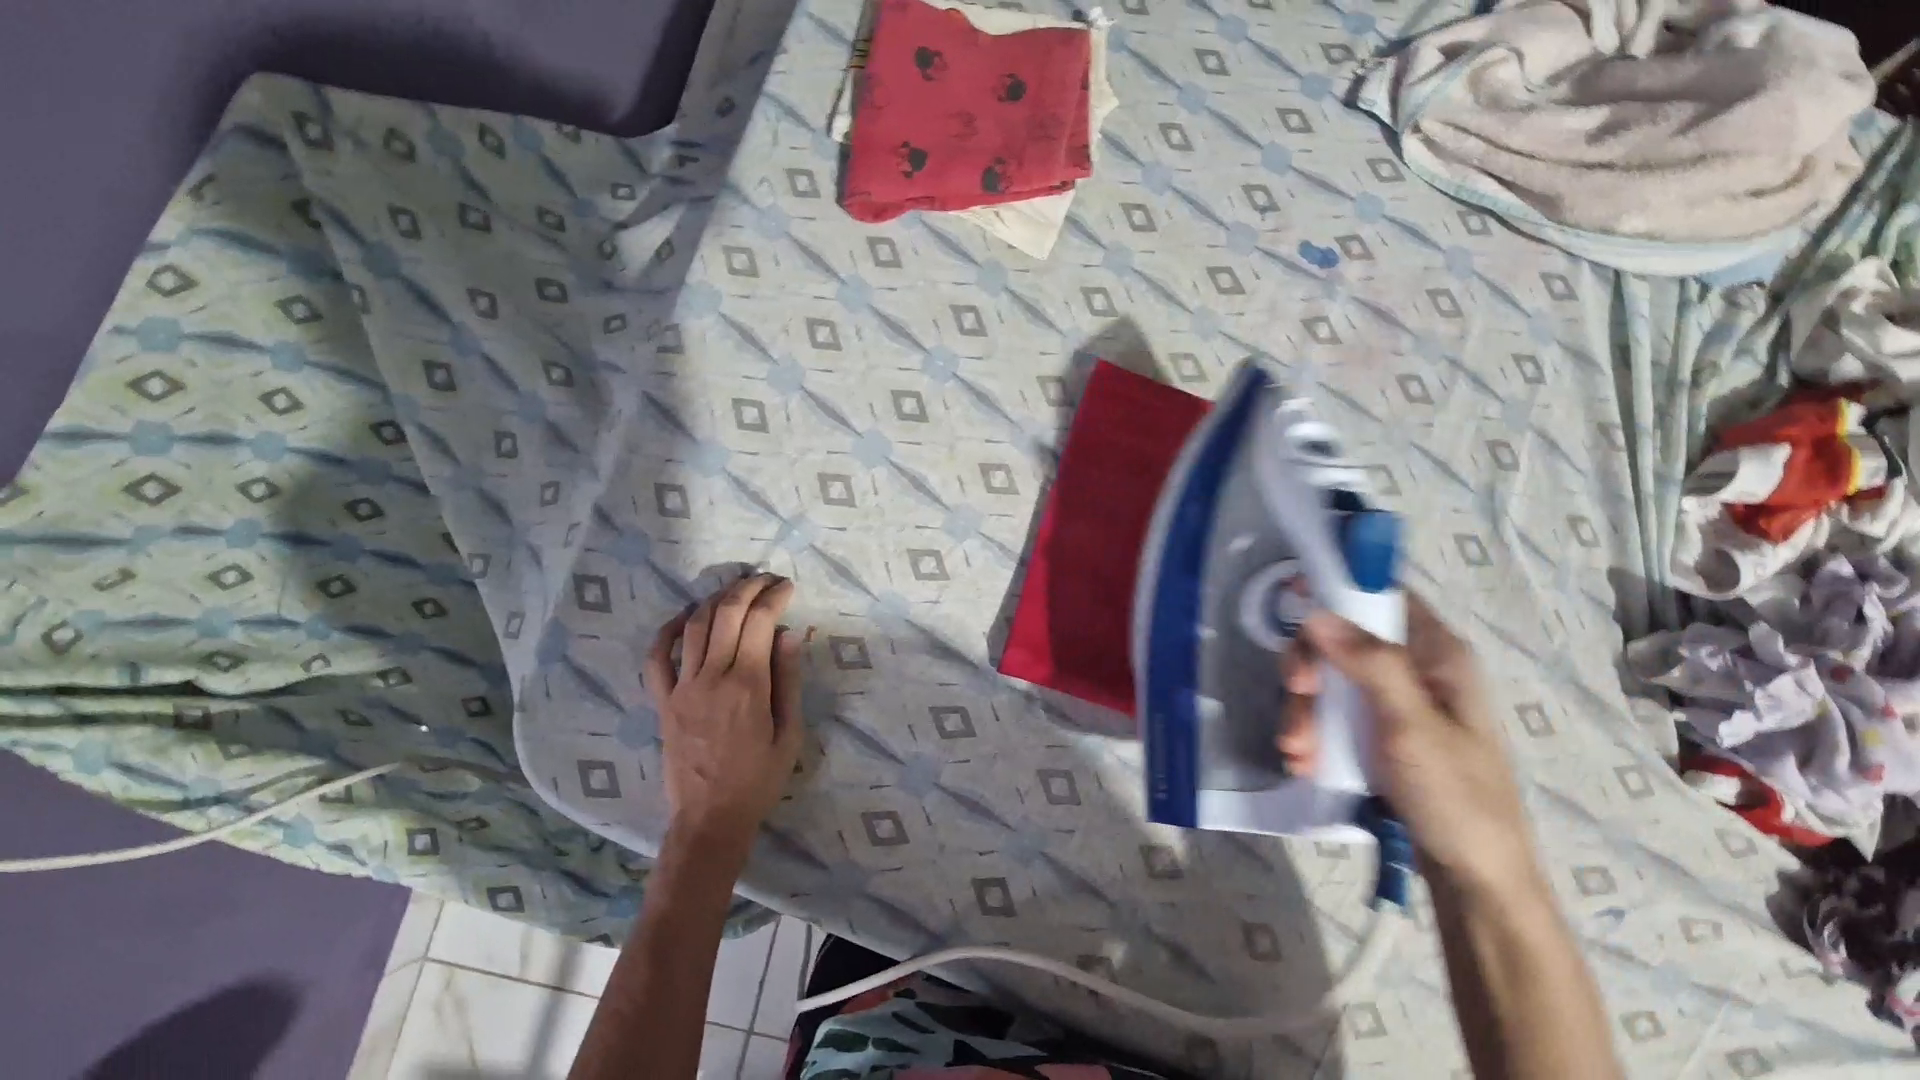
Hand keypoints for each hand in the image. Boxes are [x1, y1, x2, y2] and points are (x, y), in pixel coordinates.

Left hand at [643, 574, 806, 854]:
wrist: (710, 818)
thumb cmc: (759, 780)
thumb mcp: (790, 734)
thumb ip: (789, 681)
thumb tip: (790, 634)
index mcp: (748, 685)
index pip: (760, 623)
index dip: (775, 597)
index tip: (788, 587)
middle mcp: (712, 677)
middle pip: (726, 613)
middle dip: (747, 587)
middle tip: (765, 579)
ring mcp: (682, 687)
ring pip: (693, 626)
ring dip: (714, 599)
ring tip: (734, 590)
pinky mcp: (662, 701)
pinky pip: (656, 657)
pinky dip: (668, 630)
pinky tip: (685, 617)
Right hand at [1278, 594, 1537, 889]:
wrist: (1475, 879)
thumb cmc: (1456, 796)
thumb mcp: (1411, 726)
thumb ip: (1369, 664)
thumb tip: (1316, 611)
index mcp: (1438, 655)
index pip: (1382, 596)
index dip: (1337, 590)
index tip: (1292, 603)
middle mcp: (1416, 671)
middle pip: (1342, 641)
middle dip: (1309, 669)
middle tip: (1297, 696)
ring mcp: (1395, 707)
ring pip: (1329, 682)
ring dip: (1303, 712)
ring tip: (1297, 753)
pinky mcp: (1377, 738)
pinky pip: (1331, 719)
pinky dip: (1311, 736)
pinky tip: (1304, 764)